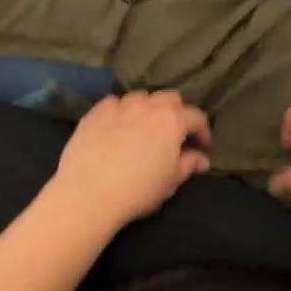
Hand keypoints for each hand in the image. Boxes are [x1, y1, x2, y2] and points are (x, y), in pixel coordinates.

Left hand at [48, 90, 211, 227]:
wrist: (88, 193)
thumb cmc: (137, 191)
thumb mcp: (171, 182)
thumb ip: (189, 164)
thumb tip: (201, 158)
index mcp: (172, 121)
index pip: (196, 116)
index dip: (202, 130)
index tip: (202, 145)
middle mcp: (147, 106)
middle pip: (169, 98)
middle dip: (177, 112)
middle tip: (174, 133)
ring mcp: (119, 106)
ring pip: (141, 97)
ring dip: (148, 108)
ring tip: (144, 127)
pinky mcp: (95, 112)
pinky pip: (114, 103)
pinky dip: (121, 111)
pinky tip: (118, 126)